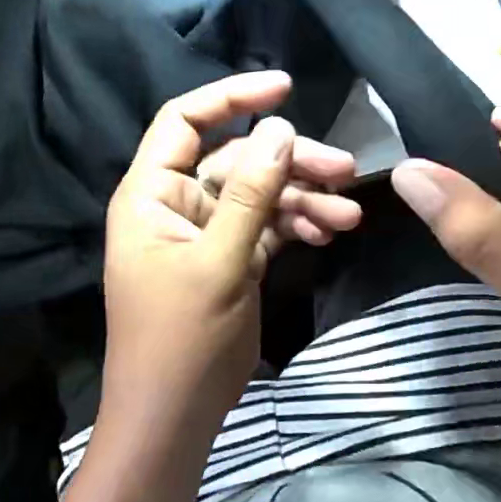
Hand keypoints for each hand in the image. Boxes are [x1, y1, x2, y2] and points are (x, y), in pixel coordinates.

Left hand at [103, 71, 361, 428]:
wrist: (175, 414)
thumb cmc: (180, 338)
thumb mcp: (219, 262)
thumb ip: (249, 195)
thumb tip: (280, 129)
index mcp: (152, 195)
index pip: (185, 122)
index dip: (232, 96)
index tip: (285, 86)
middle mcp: (178, 204)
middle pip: (239, 161)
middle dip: (291, 164)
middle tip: (345, 170)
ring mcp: (208, 232)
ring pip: (262, 195)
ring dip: (304, 199)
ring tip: (348, 214)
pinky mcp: (233, 257)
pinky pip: (269, 227)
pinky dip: (297, 226)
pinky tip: (330, 233)